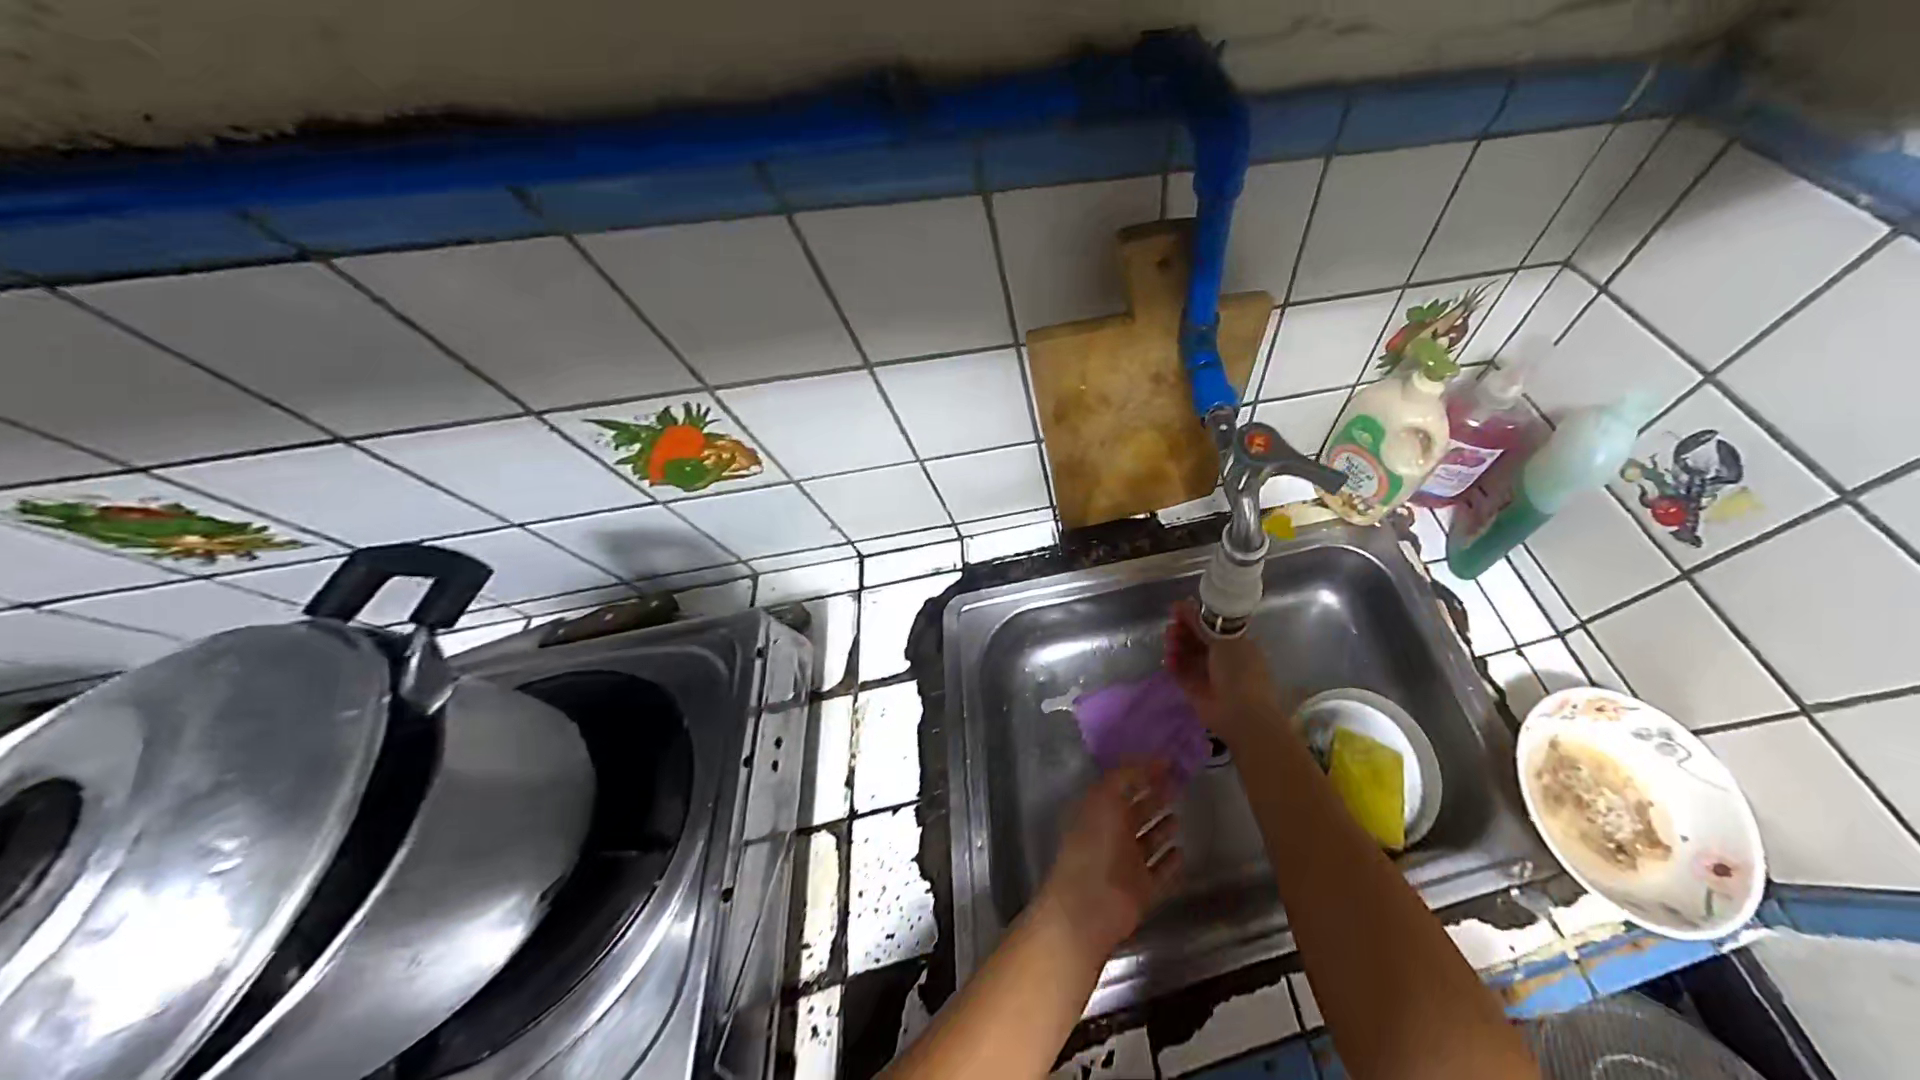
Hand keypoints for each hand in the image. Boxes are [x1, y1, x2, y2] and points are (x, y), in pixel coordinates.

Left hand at [1034, 764, 1182, 958]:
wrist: (1089, 906)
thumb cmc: (1094, 846)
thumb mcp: (1104, 799)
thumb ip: (1124, 776)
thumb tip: (1149, 760)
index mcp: (1098, 811)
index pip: (1121, 786)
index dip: (1141, 773)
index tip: (1167, 762)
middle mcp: (1112, 834)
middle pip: (1135, 812)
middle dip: (1153, 798)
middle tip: (1178, 784)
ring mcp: (1127, 863)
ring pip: (1147, 841)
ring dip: (1161, 828)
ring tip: (1179, 814)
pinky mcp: (1142, 889)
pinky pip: (1160, 872)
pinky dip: (1170, 862)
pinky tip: (1182, 851)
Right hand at [1162, 599, 1296, 746]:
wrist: (1242, 714)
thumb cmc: (1240, 672)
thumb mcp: (1224, 641)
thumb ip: (1201, 622)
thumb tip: (1183, 603)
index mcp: (1237, 643)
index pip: (1212, 625)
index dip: (1194, 616)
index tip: (1177, 609)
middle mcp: (1222, 657)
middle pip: (1196, 638)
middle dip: (1182, 629)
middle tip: (1172, 627)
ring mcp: (1207, 673)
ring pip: (1186, 653)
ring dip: (1176, 645)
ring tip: (1171, 644)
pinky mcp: (1194, 688)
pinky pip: (1179, 671)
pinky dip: (1173, 664)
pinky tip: (1169, 660)